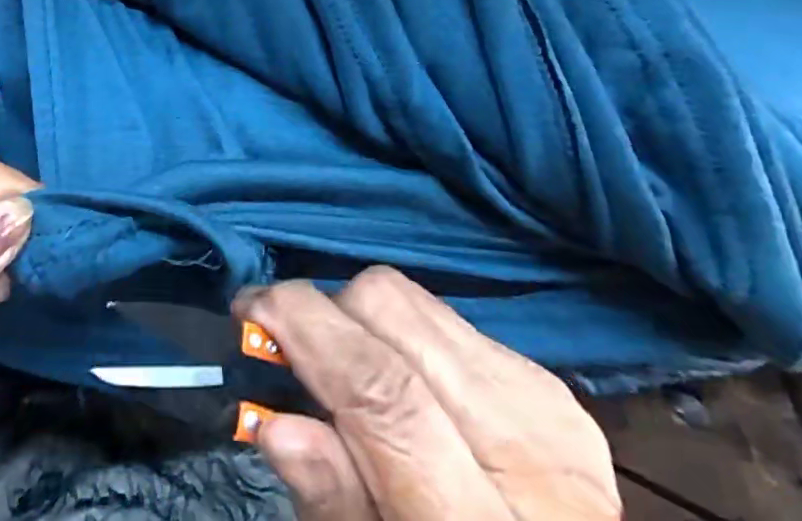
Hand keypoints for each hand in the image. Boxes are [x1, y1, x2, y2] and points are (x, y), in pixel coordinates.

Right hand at [238, 268, 620, 520]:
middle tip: (288, 350)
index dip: (308, 331)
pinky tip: (404, 385)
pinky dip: (406, 338)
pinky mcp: (550, 385)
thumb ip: (334, 504)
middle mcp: (521, 442)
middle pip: (398, 315)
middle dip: (326, 312)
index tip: (250, 309)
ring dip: (364, 320)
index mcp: (474, 520)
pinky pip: (452, 323)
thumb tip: (273, 419)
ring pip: (421, 302)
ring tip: (343, 368)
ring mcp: (542, 404)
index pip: (383, 391)